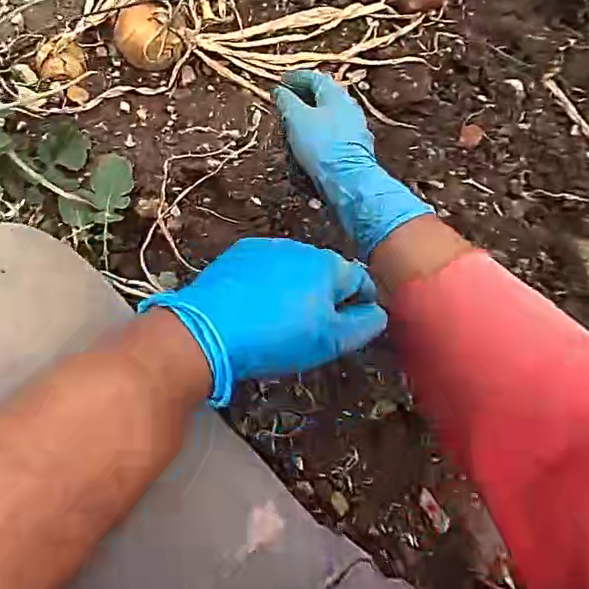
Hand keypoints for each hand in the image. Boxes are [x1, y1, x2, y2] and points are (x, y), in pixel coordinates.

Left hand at [140, 238, 385, 406]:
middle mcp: (302, 248)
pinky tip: (257, 308)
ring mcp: (269, 247)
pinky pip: (266, 267)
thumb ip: (361, 326)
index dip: (361, 305)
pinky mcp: (241, 253)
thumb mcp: (328, 341)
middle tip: (313, 329)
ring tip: (281, 320)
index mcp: (329, 266)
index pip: (360, 281)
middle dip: (326, 297)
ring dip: (297, 289)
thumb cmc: (276, 336)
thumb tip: (379, 314)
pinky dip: (268, 283)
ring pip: (296, 269)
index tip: (353, 325)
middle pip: (327, 273)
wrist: (209, 329)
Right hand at [273, 70, 431, 255]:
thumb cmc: (321, 144)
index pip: (315, 78)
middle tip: (287, 99)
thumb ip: (286, 101)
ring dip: (312, 113)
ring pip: (330, 113)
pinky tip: (311, 138)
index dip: (296, 78)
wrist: (348, 179)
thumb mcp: (296, 118)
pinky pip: (334, 130)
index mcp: (336, 95)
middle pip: (325, 95)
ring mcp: (355, 126)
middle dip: (304, 95)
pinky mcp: (355, 145)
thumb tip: (279, 91)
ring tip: (296, 119)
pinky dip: (320, 128)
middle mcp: (349, 107)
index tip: (281, 81)